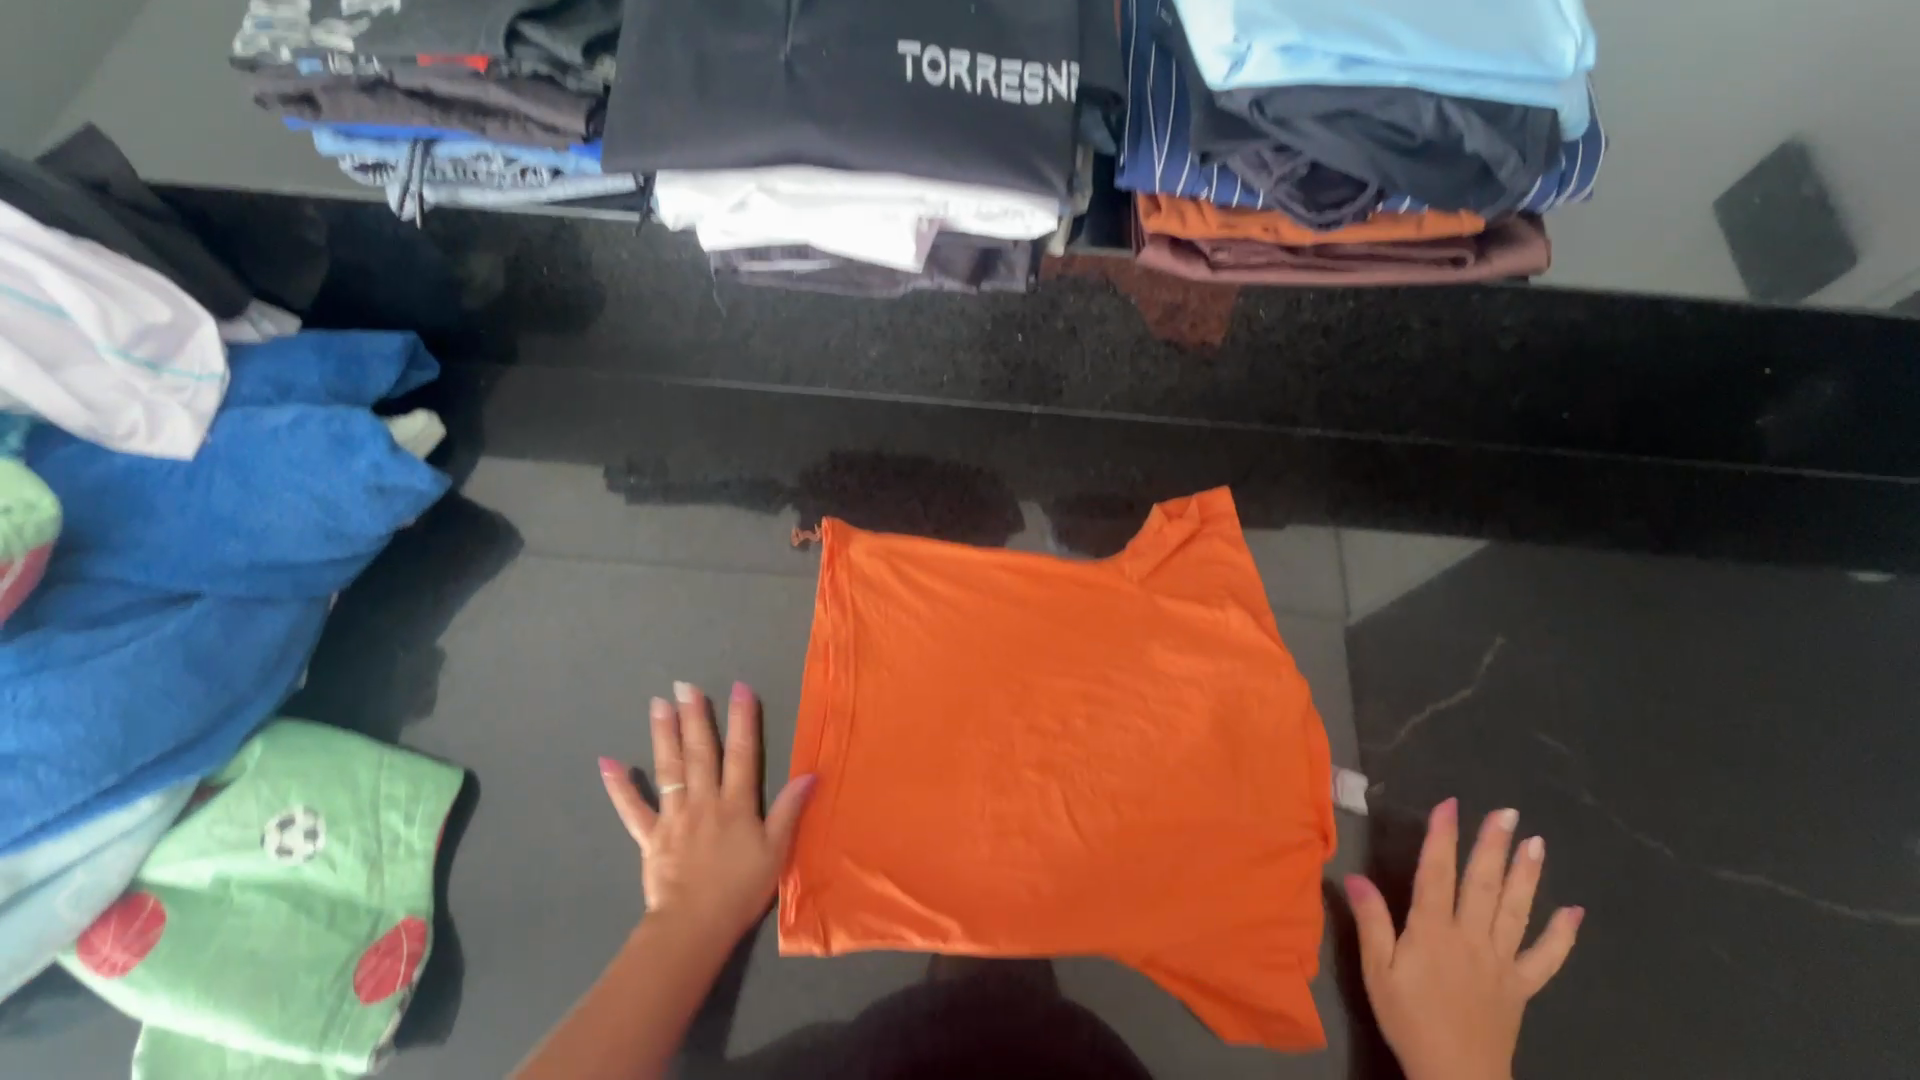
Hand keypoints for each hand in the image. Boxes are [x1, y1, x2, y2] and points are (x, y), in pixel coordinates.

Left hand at [598, 681, 814, 941]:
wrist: (695, 926)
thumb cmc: (741, 890)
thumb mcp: (777, 851)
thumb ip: (790, 810)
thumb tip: (810, 773)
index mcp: (737, 804)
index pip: (743, 754)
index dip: (743, 720)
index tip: (740, 688)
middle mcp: (704, 801)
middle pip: (701, 753)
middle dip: (695, 717)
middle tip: (686, 685)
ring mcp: (674, 817)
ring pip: (669, 769)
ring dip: (664, 735)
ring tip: (659, 705)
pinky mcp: (650, 837)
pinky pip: (633, 808)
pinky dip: (620, 786)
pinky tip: (608, 762)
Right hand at [1344, 799, 1582, 1079]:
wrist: (1456, 1076)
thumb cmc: (1409, 1019)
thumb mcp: (1377, 971)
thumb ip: (1370, 922)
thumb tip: (1354, 876)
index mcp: (1432, 931)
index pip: (1436, 873)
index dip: (1442, 837)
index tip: (1450, 805)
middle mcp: (1470, 937)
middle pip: (1483, 884)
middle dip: (1493, 845)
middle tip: (1507, 812)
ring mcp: (1501, 961)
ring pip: (1515, 909)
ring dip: (1527, 874)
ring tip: (1536, 843)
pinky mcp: (1521, 986)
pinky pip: (1546, 958)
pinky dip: (1562, 935)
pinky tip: (1573, 912)